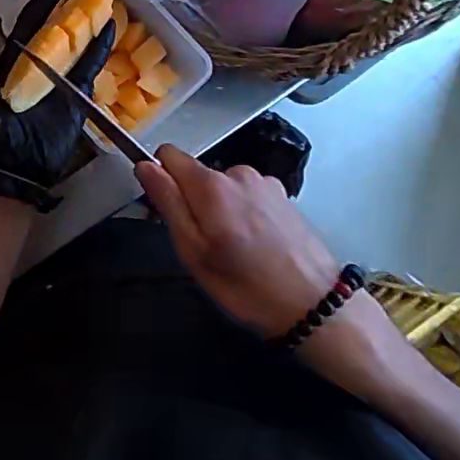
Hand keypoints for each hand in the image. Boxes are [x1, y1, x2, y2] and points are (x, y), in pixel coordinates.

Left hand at [0, 0, 116, 208]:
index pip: (30, 23)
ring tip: (104, 0)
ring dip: (88, 23)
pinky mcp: (78, 95)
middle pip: (57, 28)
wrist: (20, 166)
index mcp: (15, 61)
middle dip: (70, 5)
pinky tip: (111, 29)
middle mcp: (39, 65)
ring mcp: (61, 79)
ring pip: (77, 44)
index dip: (43, 1)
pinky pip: (91, 68)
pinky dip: (101, 49)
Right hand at [135, 144, 341, 338]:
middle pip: (196, 175)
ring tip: (234, 250)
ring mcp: (264, 183)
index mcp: (211, 185)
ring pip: (222, 187)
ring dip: (220, 210)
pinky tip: (256, 246)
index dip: (161, 179)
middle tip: (204, 246)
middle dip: (192, 202)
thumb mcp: (193, 251)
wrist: (313, 305)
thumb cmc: (246, 286)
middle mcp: (238, 173)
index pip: (168, 155)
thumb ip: (167, 202)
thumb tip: (145, 165)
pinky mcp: (282, 195)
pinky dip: (244, 214)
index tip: (167, 211)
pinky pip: (246, 196)